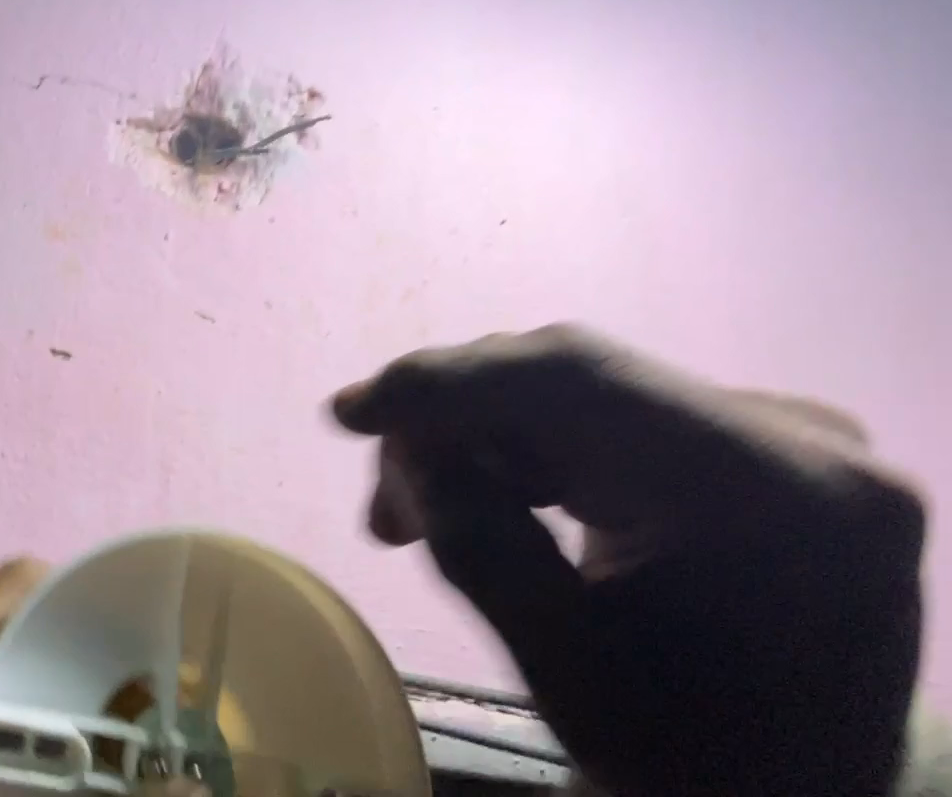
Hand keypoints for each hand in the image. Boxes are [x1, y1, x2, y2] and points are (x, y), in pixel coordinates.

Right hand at [332, 325, 926, 796]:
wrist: (777, 791)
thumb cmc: (686, 756)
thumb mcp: (564, 666)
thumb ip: (474, 541)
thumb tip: (402, 443)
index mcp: (783, 491)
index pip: (575, 380)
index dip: (445, 381)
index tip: (347, 414)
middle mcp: (789, 435)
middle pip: (561, 382)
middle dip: (447, 430)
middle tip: (382, 511)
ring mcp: (760, 431)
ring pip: (556, 395)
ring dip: (467, 447)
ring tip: (407, 521)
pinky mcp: (723, 440)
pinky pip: (580, 416)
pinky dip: (506, 453)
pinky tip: (471, 499)